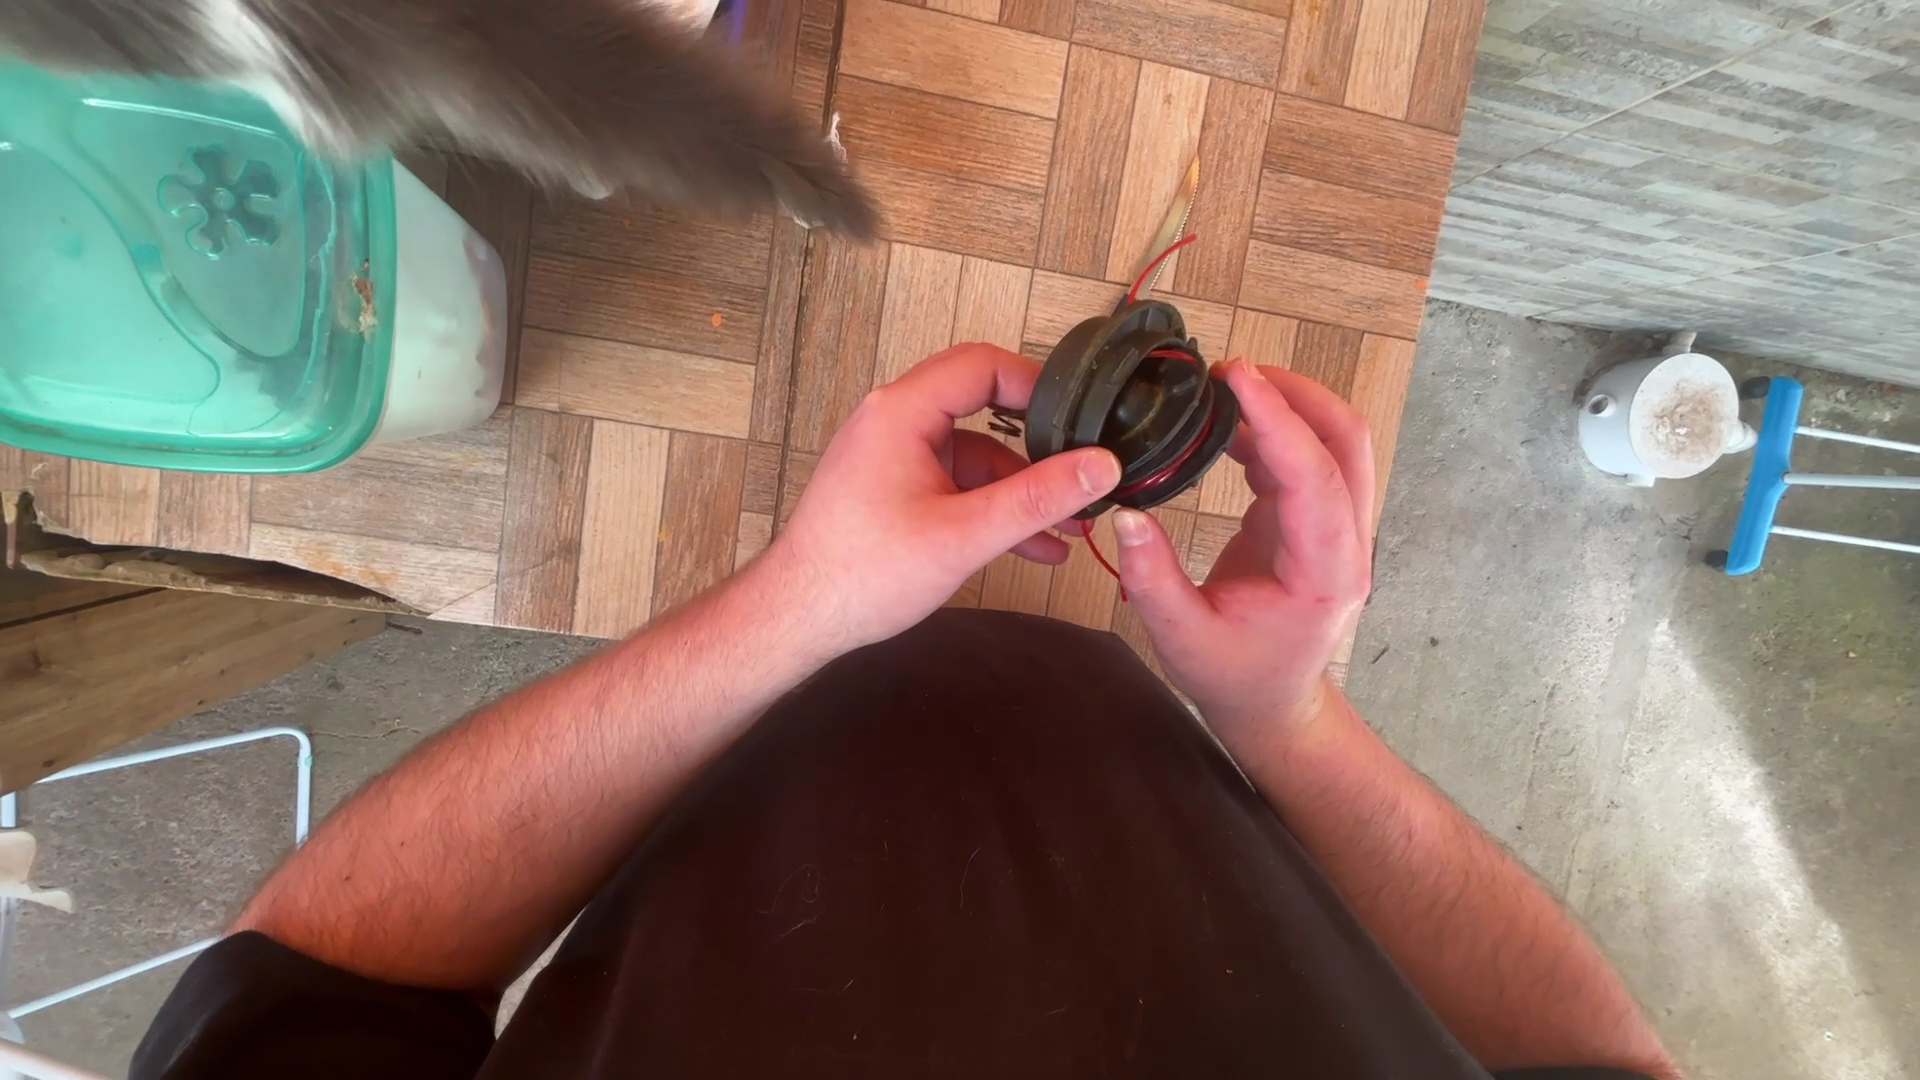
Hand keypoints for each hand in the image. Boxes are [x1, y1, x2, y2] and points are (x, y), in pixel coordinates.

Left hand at [760, 343, 1120, 655]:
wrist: (801, 617)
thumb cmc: (859, 573)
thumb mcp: (963, 535)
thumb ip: (1037, 499)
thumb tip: (1098, 468)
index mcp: (901, 413)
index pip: (981, 365)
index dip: (1036, 383)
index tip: (1077, 414)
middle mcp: (896, 424)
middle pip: (984, 410)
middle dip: (1037, 447)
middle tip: (1080, 469)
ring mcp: (897, 457)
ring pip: (977, 457)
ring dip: (1022, 491)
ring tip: (1070, 526)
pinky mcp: (899, 489)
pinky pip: (959, 486)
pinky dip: (994, 509)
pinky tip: (1036, 545)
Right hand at [1111, 360, 1373, 745]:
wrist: (1272, 702)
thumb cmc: (1232, 675)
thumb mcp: (1180, 635)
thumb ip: (1150, 577)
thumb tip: (1123, 513)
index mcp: (1324, 571)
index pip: (1314, 475)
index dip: (1277, 419)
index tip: (1235, 376)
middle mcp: (1344, 542)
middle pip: (1346, 442)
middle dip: (1296, 394)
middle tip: (1232, 373)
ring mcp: (1335, 530)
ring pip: (1334, 444)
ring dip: (1287, 407)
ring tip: (1225, 391)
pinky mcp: (1313, 524)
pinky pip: (1305, 462)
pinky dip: (1272, 434)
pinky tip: (1228, 431)